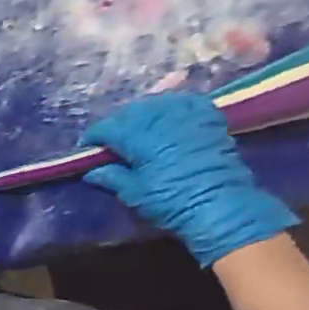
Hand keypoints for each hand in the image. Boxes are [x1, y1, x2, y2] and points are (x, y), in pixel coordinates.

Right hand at [81, 93, 297, 267]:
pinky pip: (185, 102)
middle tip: (111, 143)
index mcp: (138, 137)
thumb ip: (110, 177)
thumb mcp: (133, 193)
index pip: (106, 128)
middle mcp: (161, 119)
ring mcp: (187, 116)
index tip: (87, 149)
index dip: (93, 137)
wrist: (221, 207)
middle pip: (129, 112)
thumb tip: (91, 170)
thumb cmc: (171, 202)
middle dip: (116, 125)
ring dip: (142, 114)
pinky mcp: (208, 119)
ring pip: (155, 103)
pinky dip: (172, 107)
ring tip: (138, 130)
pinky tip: (168, 117)